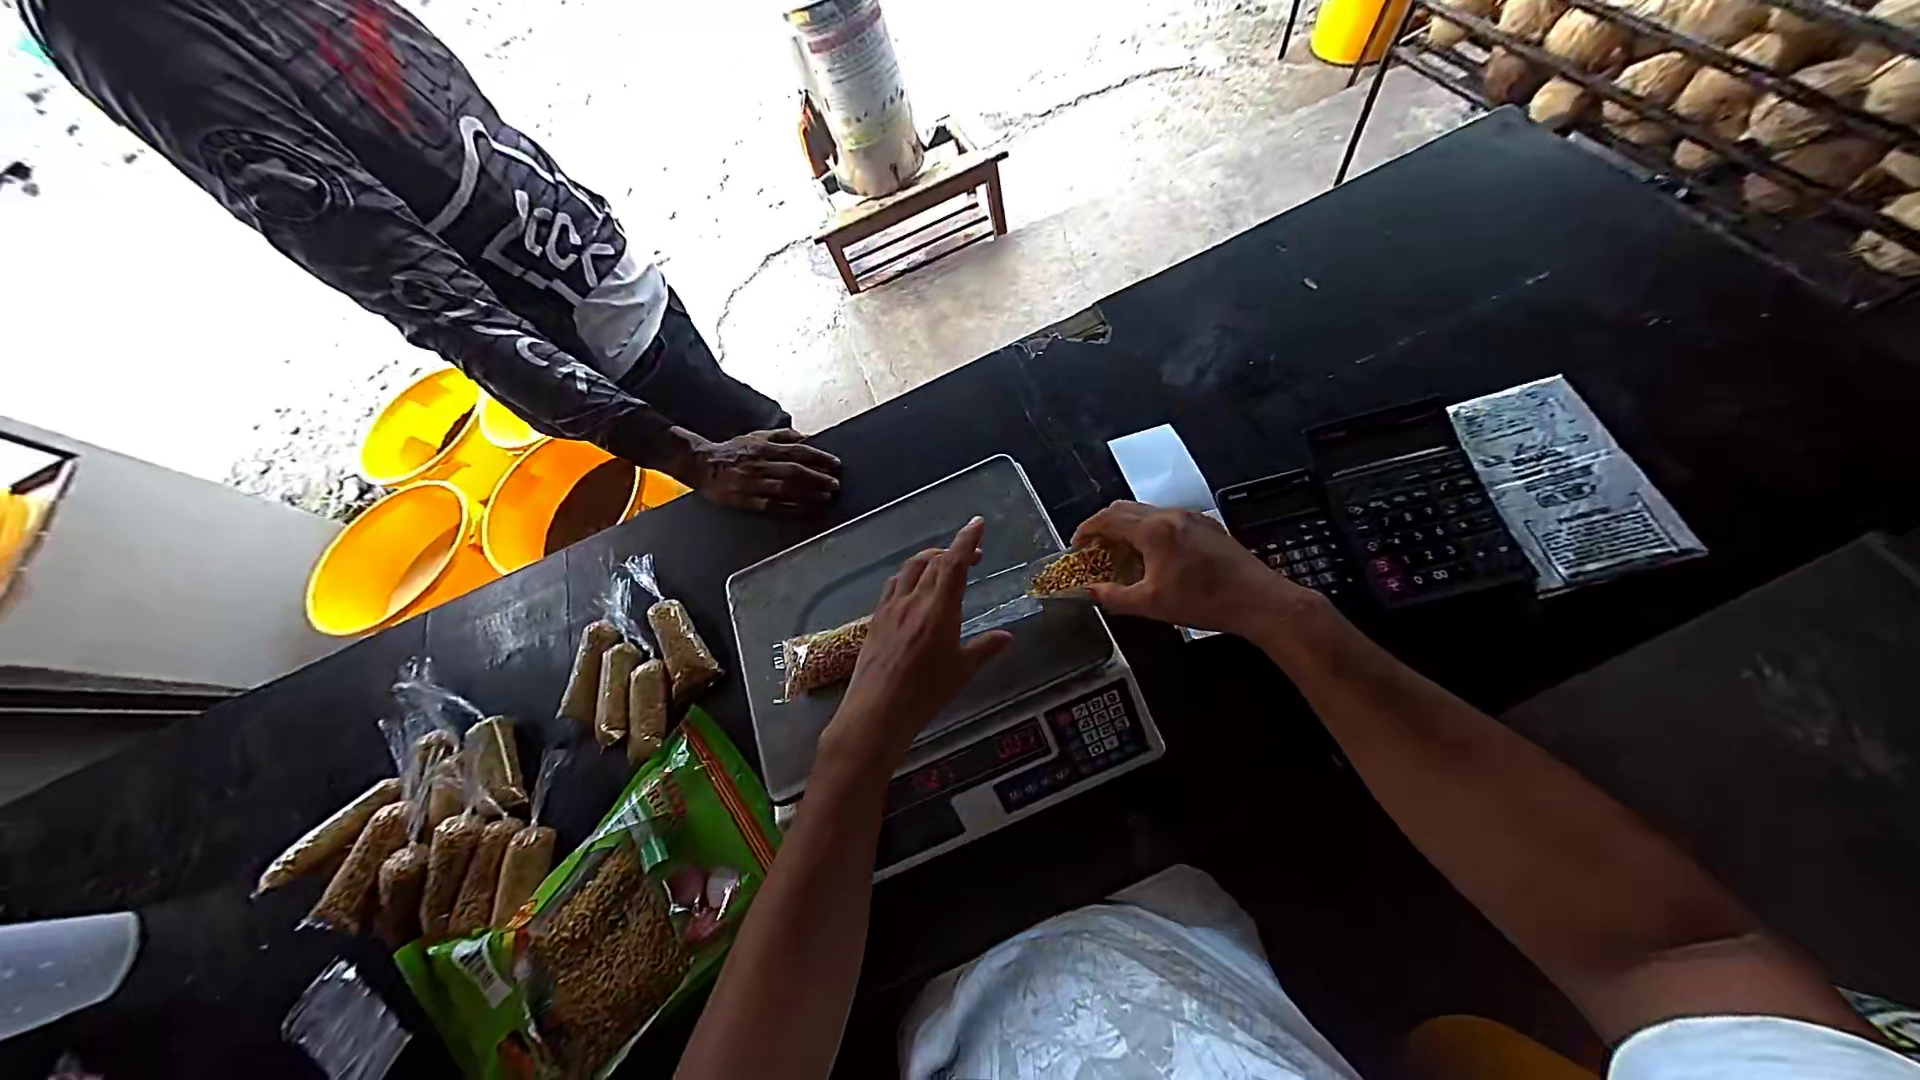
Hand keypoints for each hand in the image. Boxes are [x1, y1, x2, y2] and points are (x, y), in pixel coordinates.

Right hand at [671, 428, 841, 513]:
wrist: (702, 465)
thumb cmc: (734, 451)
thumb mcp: (758, 436)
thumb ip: (783, 436)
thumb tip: (808, 438)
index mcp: (765, 448)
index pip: (798, 452)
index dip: (819, 458)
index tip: (835, 464)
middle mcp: (760, 465)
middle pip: (794, 472)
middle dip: (818, 478)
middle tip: (835, 484)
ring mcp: (753, 484)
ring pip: (786, 490)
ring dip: (808, 495)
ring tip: (826, 498)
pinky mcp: (746, 500)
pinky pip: (772, 506)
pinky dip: (791, 509)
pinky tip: (806, 511)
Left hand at [820, 518, 1013, 776]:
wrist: (877, 710)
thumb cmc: (925, 692)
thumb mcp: (962, 670)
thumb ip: (985, 648)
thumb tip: (1007, 636)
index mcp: (938, 608)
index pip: (954, 563)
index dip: (967, 540)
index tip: (977, 523)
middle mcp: (913, 600)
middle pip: (932, 562)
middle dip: (953, 551)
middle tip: (972, 556)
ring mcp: (890, 608)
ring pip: (909, 569)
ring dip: (928, 560)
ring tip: (942, 566)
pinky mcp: (875, 619)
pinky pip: (893, 586)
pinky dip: (908, 577)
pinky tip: (912, 589)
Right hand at [1072, 501, 1318, 637]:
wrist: (1259, 601)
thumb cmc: (1207, 601)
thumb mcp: (1151, 604)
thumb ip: (1114, 597)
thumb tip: (1091, 593)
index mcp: (1154, 531)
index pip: (1108, 519)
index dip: (1086, 530)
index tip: (1077, 544)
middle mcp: (1171, 516)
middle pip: (1125, 509)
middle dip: (1104, 526)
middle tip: (1094, 548)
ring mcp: (1192, 518)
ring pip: (1147, 513)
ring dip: (1128, 528)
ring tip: (1121, 554)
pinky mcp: (1207, 527)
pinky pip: (1168, 520)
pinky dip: (1150, 531)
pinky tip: (1154, 556)